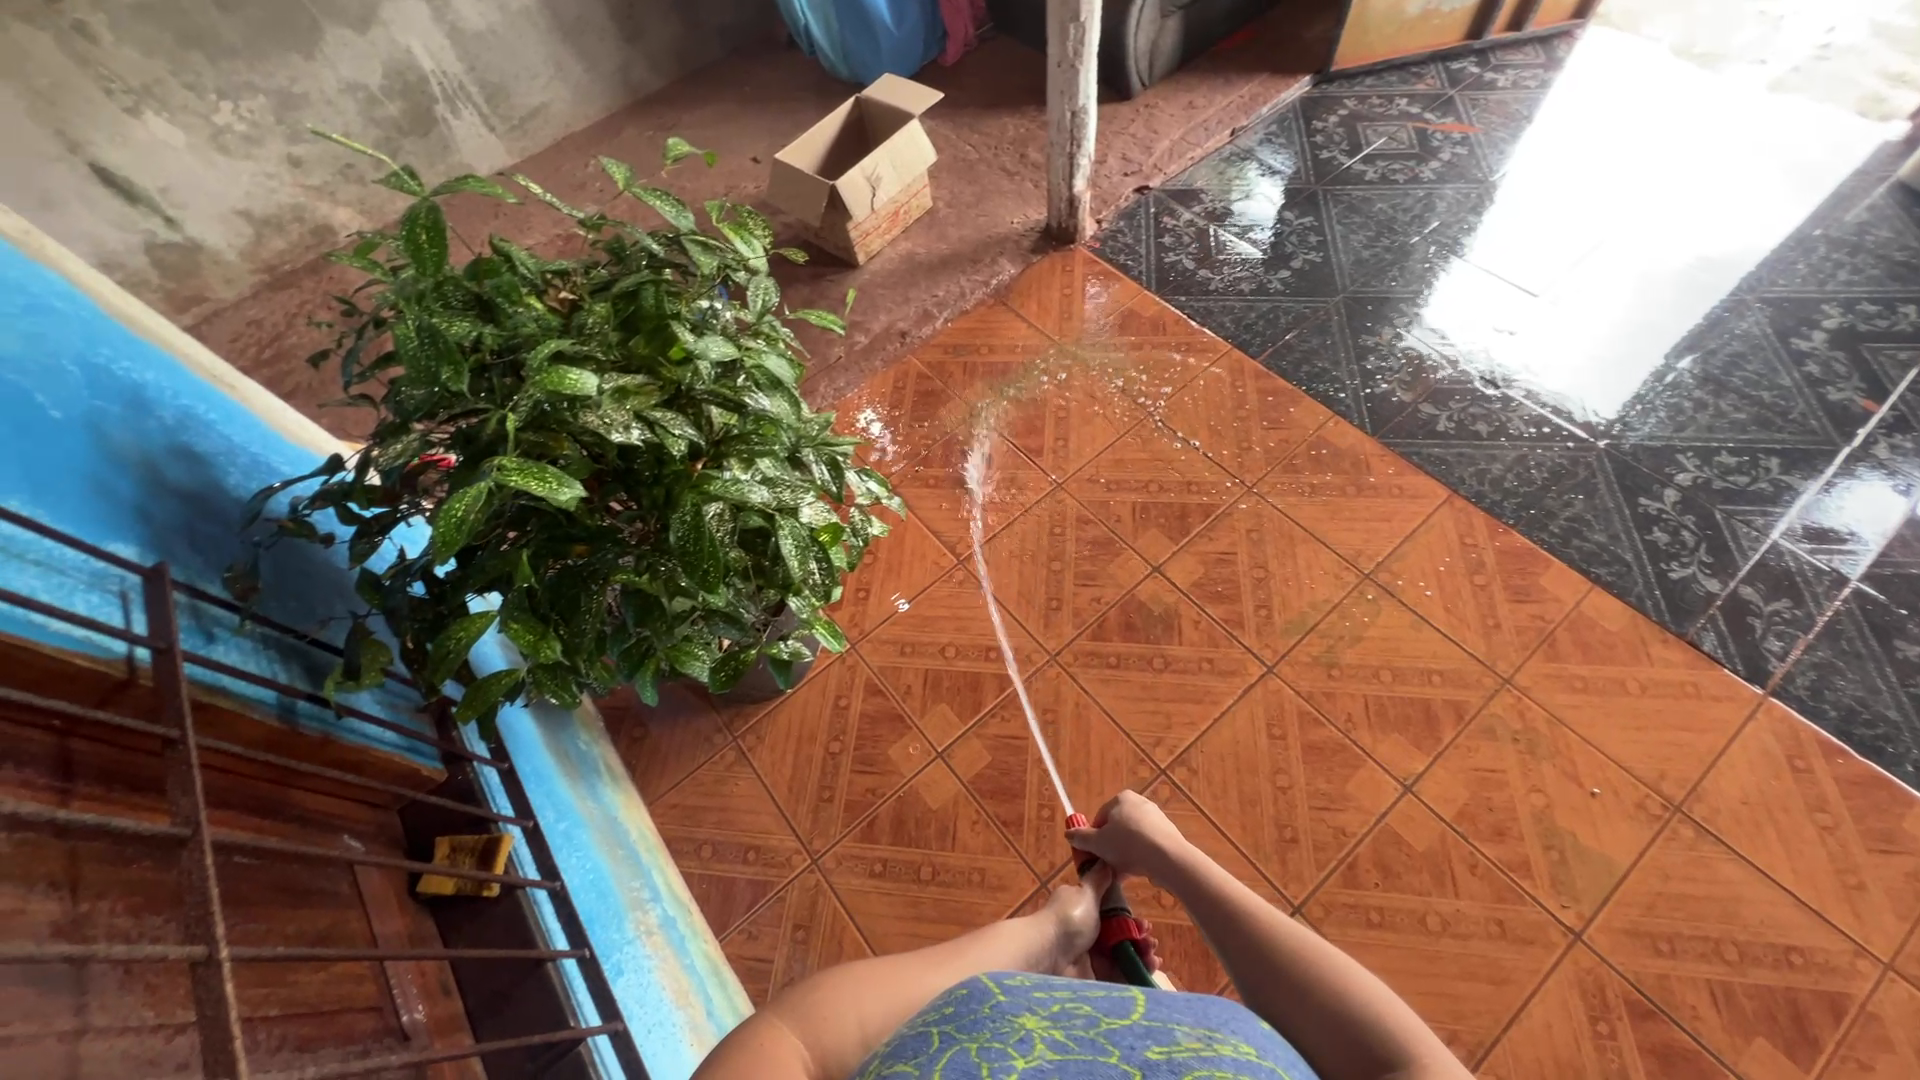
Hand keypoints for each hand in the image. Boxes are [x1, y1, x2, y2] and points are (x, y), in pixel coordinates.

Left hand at [1032, 863, 1162, 980]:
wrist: (1049, 955)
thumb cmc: (1068, 919)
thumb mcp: (1084, 893)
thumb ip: (1097, 881)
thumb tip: (1105, 861)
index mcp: (1081, 910)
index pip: (1111, 915)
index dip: (1129, 920)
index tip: (1145, 924)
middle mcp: (1085, 934)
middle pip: (1119, 937)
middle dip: (1138, 939)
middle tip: (1151, 942)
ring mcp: (1089, 958)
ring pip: (1121, 957)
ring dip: (1141, 956)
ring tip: (1154, 957)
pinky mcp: (1094, 979)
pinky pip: (1118, 976)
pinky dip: (1135, 974)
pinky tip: (1150, 969)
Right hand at [1065, 790, 1194, 883]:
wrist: (1167, 857)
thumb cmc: (1127, 845)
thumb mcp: (1097, 843)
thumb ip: (1080, 837)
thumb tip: (1068, 833)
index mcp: (1121, 798)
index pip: (1100, 818)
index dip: (1094, 838)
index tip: (1094, 855)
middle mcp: (1139, 803)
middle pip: (1117, 829)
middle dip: (1111, 849)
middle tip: (1107, 867)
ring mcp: (1156, 818)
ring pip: (1132, 840)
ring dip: (1125, 857)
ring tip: (1122, 875)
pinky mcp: (1168, 834)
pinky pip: (1148, 846)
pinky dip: (1141, 858)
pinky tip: (1138, 873)